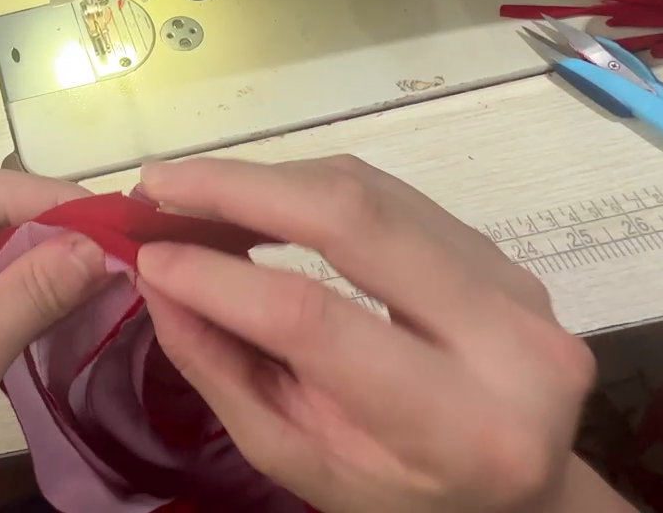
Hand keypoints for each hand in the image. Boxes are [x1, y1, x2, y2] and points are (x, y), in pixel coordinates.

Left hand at [0, 170, 112, 512]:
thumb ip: (34, 290)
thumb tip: (104, 246)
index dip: (57, 200)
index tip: (125, 222)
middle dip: (60, 235)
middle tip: (132, 253)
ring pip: (1, 253)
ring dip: (54, 267)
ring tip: (121, 276)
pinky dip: (36, 297)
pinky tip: (82, 304)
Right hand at [135, 156, 631, 512]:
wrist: (517, 485)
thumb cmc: (393, 485)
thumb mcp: (293, 455)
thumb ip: (219, 368)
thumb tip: (153, 276)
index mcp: (460, 424)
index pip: (313, 320)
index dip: (218, 278)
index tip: (145, 254)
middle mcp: (507, 336)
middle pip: (347, 216)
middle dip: (233, 187)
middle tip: (154, 185)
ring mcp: (505, 275)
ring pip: (353, 186)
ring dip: (255, 180)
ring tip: (188, 195)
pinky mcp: (484, 240)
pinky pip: (370, 184)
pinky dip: (292, 182)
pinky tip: (249, 199)